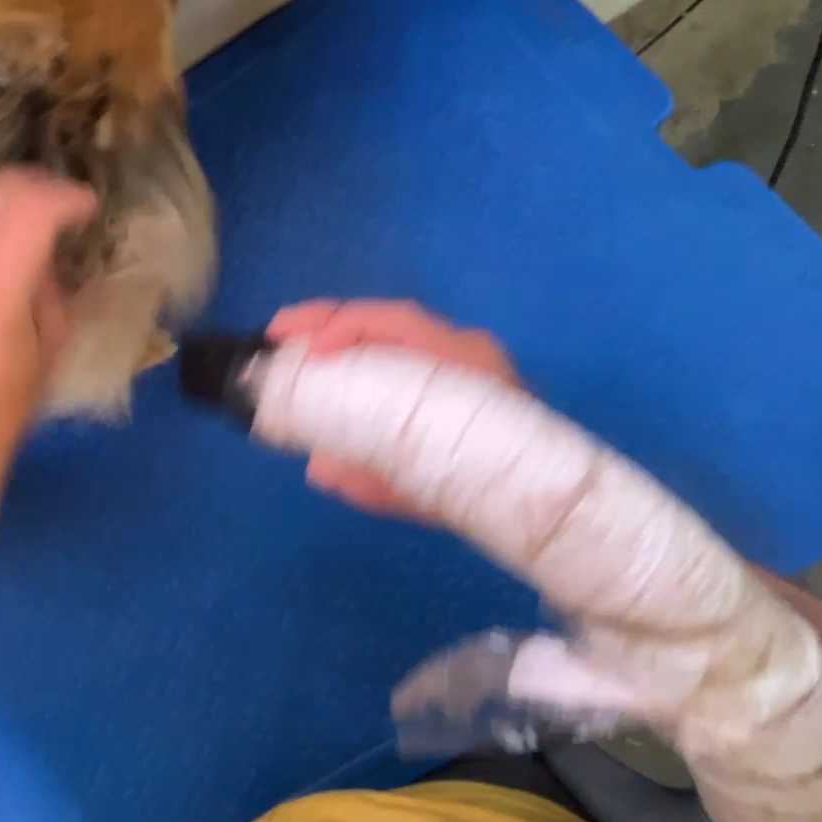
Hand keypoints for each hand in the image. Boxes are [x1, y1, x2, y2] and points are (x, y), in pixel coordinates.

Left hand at [0, 168, 98, 494]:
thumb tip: (44, 255)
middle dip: (35, 185)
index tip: (90, 206)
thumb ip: (49, 289)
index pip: (32, 212)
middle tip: (65, 200)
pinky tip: (3, 237)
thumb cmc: (6, 407)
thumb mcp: (49, 348)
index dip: (67, 198)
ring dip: (7, 195)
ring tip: (37, 210)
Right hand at [266, 300, 516, 521]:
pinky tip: (326, 363)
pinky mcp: (448, 372)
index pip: (399, 325)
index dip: (348, 328)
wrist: (545, 501)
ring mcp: (456, 357)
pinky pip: (397, 350)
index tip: (311, 348)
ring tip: (290, 342)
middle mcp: (460, 348)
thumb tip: (319, 467)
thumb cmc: (486, 488)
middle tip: (276, 333)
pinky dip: (357, 350)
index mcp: (462, 363)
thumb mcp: (426, 491)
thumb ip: (374, 481)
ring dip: (336, 333)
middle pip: (386, 320)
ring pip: (389, 332)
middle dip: (326, 320)